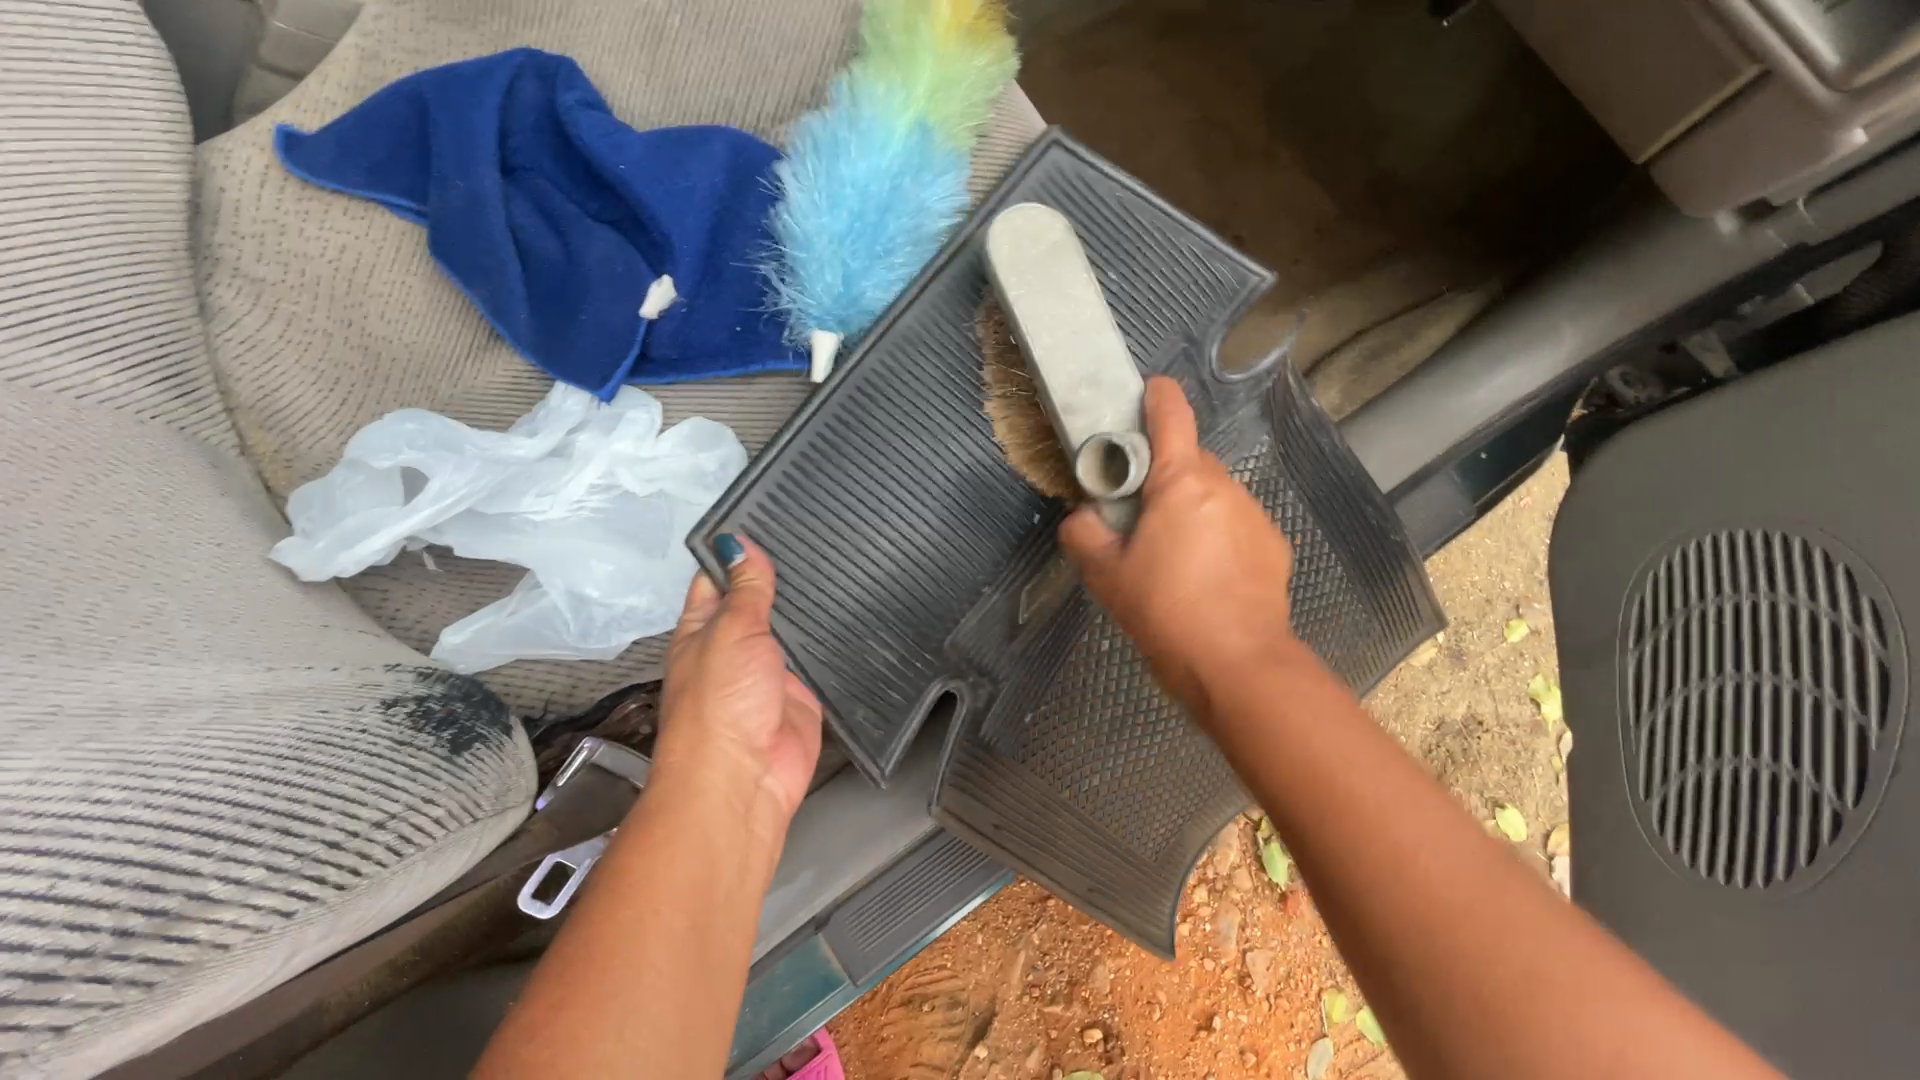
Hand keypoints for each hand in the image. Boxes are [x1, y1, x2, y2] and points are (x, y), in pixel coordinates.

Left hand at [657, 535, 822, 822]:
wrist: (743, 779)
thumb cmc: (719, 704)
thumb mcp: (730, 632)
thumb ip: (746, 590)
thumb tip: (739, 543)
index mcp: (701, 630)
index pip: (718, 581)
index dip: (738, 553)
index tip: (767, 518)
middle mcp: (734, 648)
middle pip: (760, 603)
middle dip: (781, 579)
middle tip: (818, 536)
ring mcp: (770, 672)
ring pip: (792, 630)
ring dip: (809, 611)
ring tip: (843, 563)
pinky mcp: (803, 693)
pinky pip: (820, 661)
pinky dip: (832, 643)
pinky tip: (857, 611)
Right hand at [1059, 376, 1298, 718]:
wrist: (1238, 665)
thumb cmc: (1166, 612)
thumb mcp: (1106, 576)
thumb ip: (1083, 534)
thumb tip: (1082, 518)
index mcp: (1181, 481)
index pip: (1171, 412)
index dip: (1153, 396)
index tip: (1137, 398)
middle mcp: (1224, 486)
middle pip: (1187, 459)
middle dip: (1161, 475)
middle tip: (1135, 514)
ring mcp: (1254, 515)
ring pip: (1212, 494)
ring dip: (1189, 508)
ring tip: (1170, 556)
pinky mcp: (1272, 545)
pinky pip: (1234, 524)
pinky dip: (1216, 535)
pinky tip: (1204, 578)